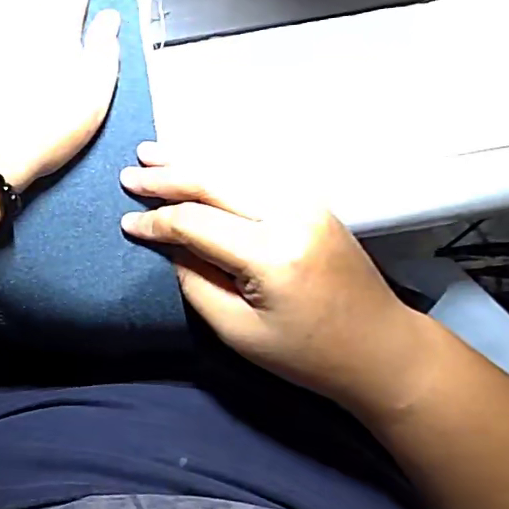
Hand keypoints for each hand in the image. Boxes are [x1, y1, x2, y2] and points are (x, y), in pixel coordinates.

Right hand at [120, 143, 430, 413]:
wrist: (381, 348)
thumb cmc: (307, 354)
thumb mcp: (238, 331)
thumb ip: (195, 282)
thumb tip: (169, 245)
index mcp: (271, 254)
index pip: (196, 222)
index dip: (157, 222)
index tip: (127, 223)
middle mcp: (291, 215)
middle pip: (215, 181)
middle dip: (168, 177)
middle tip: (129, 174)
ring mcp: (307, 203)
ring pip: (236, 168)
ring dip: (192, 161)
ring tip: (153, 154)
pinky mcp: (314, 203)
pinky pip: (258, 173)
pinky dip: (223, 166)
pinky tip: (200, 162)